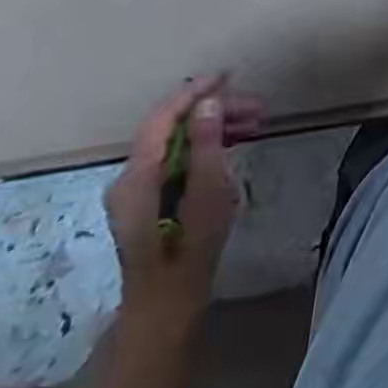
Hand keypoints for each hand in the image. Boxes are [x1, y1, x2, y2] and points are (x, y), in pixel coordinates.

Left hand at [103, 76, 263, 330]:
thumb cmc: (189, 255)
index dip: (195, 92)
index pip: (164, 118)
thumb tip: (209, 104)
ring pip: (177, 145)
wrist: (166, 311)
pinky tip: (233, 150)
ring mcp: (137, 191)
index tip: (228, 76)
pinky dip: (205, 151)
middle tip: (258, 109)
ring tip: (256, 126)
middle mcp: (129, 177)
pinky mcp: (149, 203)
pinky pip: (177, 162)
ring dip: (214, 130)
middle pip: (172, 129)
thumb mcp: (207, 197)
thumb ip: (207, 147)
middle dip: (214, 113)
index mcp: (137, 175)